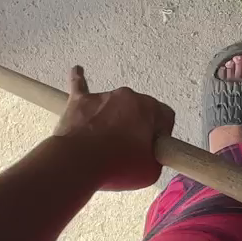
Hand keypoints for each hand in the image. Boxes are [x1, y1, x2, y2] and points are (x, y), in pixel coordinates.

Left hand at [49, 66, 174, 189]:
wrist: (79, 162)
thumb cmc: (118, 165)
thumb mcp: (151, 170)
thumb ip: (155, 156)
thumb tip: (149, 154)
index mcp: (150, 108)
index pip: (165, 117)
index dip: (160, 135)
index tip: (152, 149)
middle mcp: (128, 96)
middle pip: (138, 109)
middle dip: (135, 126)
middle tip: (127, 150)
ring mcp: (103, 96)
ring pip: (113, 105)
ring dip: (112, 119)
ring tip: (103, 141)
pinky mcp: (80, 101)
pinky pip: (80, 85)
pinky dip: (78, 79)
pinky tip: (77, 70)